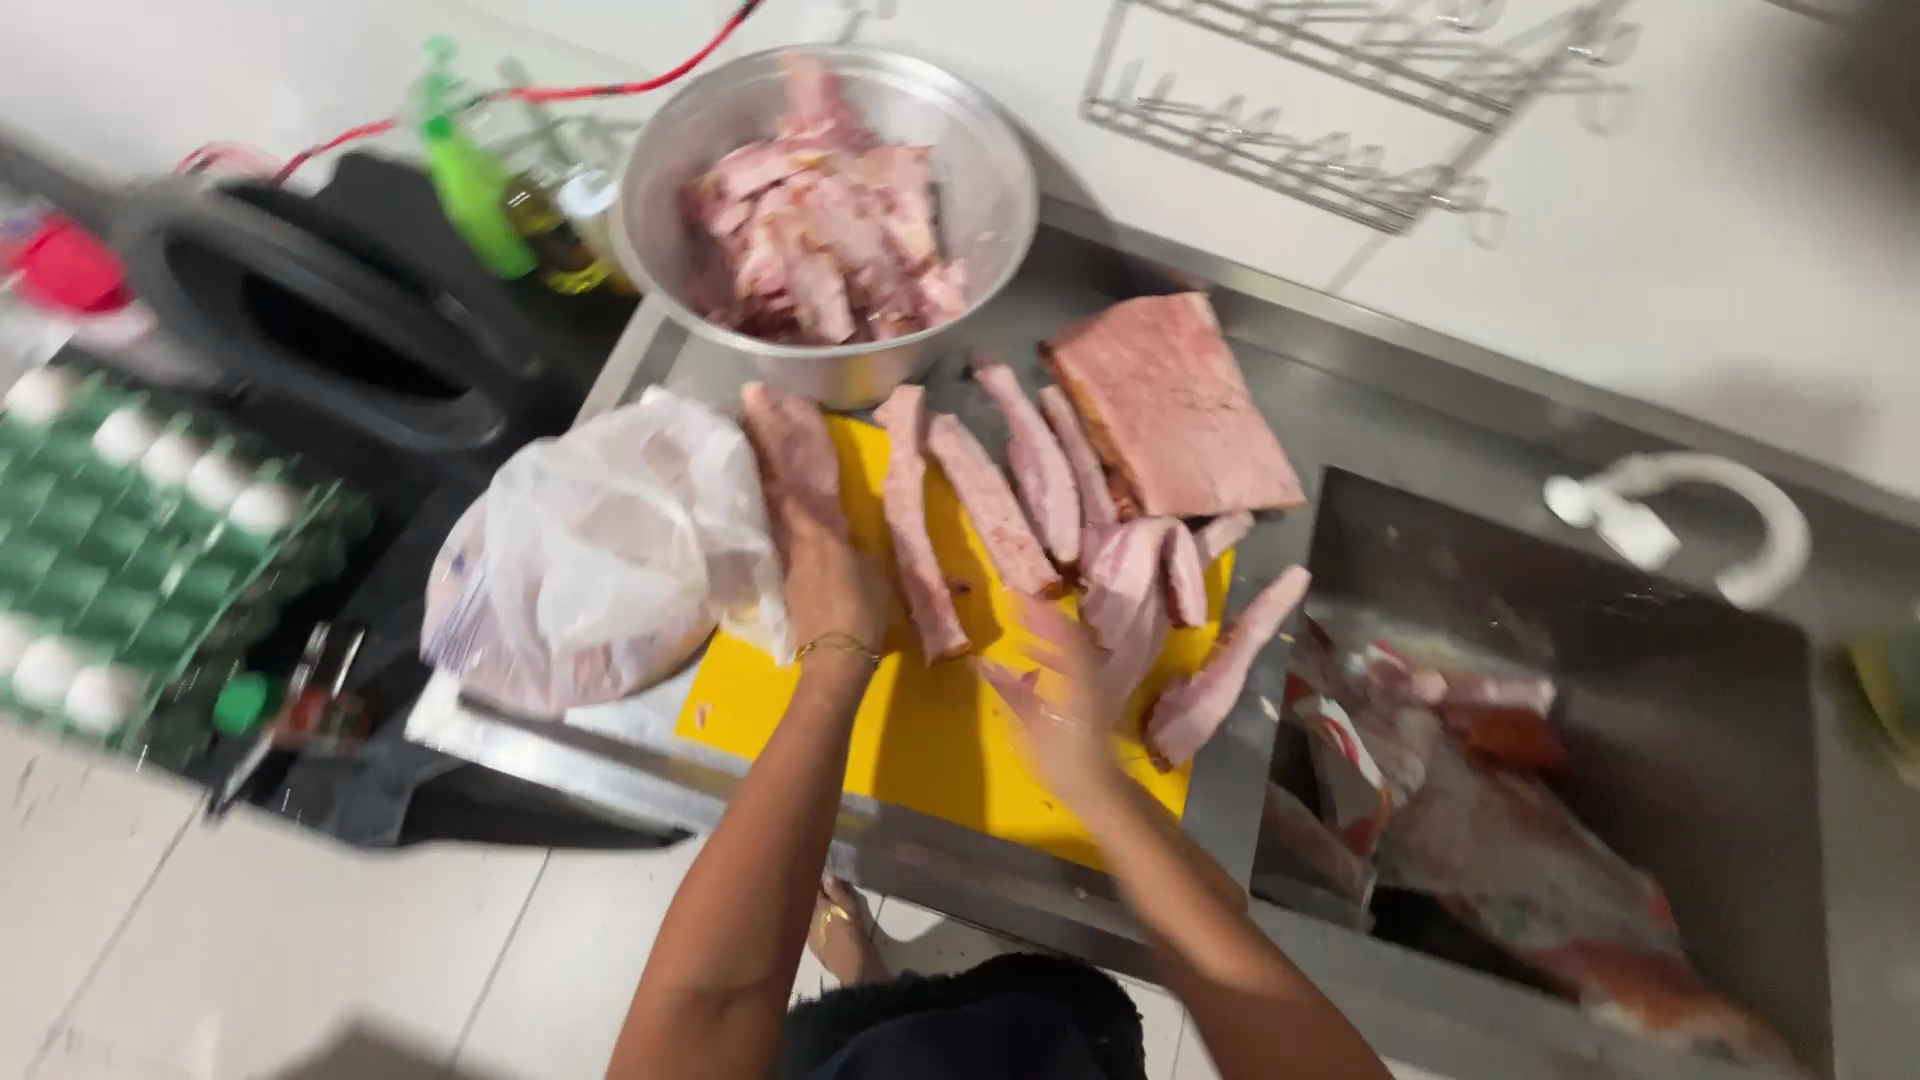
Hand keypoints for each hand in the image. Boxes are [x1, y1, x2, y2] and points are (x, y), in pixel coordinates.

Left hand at [777, 495, 888, 659]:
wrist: (837, 657)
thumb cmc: (863, 610)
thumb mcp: (876, 578)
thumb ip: (862, 557)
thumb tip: (852, 550)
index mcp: (821, 542)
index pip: (794, 509)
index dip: (783, 494)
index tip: (774, 480)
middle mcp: (799, 555)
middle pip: (790, 530)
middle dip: (792, 519)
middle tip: (799, 511)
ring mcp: (790, 579)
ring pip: (792, 553)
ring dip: (799, 547)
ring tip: (812, 545)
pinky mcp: (789, 601)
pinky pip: (795, 574)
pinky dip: (803, 570)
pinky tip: (815, 576)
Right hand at [981, 597, 1129, 809]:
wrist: (1099, 791)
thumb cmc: (1064, 761)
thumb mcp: (1031, 726)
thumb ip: (1009, 691)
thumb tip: (979, 663)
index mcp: (1078, 676)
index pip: (1062, 631)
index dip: (1040, 612)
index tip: (1017, 598)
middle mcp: (1090, 674)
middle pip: (1069, 635)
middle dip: (1042, 619)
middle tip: (1016, 606)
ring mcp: (1093, 685)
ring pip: (1071, 650)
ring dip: (1047, 636)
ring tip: (1020, 629)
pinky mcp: (1090, 699)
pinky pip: (1072, 665)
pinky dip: (1052, 656)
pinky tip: (1030, 661)